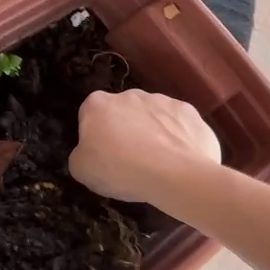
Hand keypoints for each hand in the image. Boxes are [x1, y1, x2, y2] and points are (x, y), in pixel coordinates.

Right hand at [68, 89, 220, 204]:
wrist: (176, 175)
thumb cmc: (121, 170)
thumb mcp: (82, 170)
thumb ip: (80, 155)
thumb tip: (88, 153)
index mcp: (96, 104)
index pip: (90, 116)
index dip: (96, 137)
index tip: (104, 156)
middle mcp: (128, 94)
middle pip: (123, 112)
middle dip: (126, 131)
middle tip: (132, 161)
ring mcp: (161, 100)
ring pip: (153, 116)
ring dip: (154, 132)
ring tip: (161, 164)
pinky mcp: (189, 111)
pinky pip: (179, 124)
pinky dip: (179, 138)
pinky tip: (182, 160)